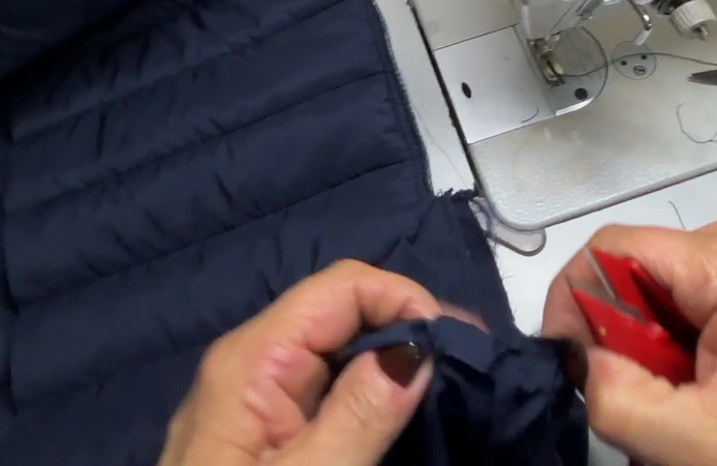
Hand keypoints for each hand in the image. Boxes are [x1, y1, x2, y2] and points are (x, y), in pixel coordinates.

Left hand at [159, 260, 438, 465]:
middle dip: (403, 326)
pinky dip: (365, 387)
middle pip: (339, 310)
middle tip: (465, 367)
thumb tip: (420, 345)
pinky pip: (321, 384)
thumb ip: (362, 413)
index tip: (456, 347)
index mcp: (254, 357)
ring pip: (334, 345)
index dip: (404, 299)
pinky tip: (399, 411)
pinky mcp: (260, 430)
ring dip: (390, 357)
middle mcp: (251, 360)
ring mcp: (253, 396)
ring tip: (445, 386)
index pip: (342, 287)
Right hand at [542, 218, 716, 465]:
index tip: (571, 362)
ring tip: (682, 410)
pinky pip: (684, 303)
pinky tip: (702, 395)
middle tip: (642, 406)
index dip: (575, 299)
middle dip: (620, 338)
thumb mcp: (702, 445)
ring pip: (654, 291)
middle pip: (633, 271)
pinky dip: (674, 349)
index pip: (610, 248)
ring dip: (647, 351)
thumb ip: (617, 399)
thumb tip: (577, 358)